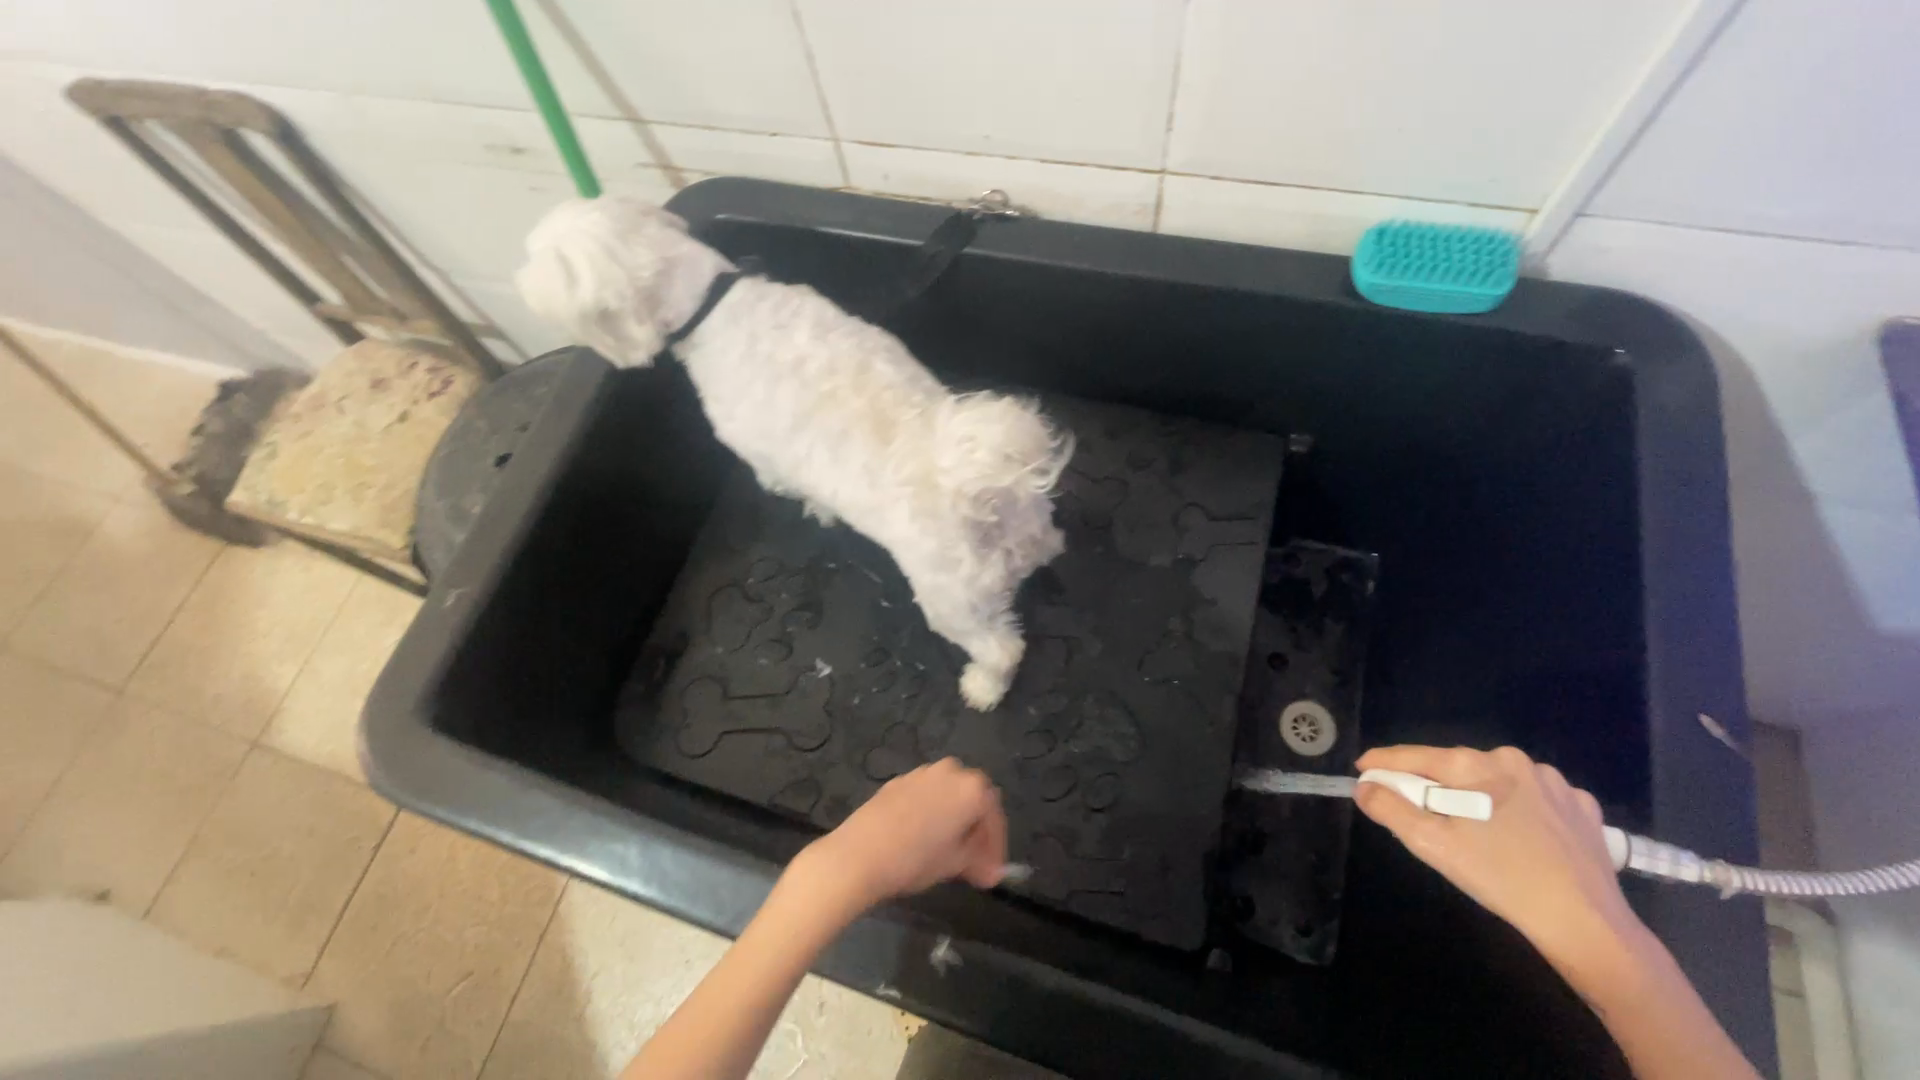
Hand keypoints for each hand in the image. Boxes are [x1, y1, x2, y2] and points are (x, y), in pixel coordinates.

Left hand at [795, 757, 1008, 913]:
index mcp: (971, 788)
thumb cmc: (914, 859)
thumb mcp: (954, 864)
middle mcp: (950, 772)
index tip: (991, 872)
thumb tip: (991, 872)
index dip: (995, 846)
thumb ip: (978, 861)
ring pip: (948, 796)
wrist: (857, 855)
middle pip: (973, 800)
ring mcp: (921, 773)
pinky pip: (926, 796)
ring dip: (954, 820)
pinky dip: (932, 814)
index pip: (994, 817)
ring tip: (949, 852)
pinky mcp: (897, 781)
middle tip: (974, 862)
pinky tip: (923, 839)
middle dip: (976, 831)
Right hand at [1354, 745, 1645, 976]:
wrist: (1584, 921)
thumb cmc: (1499, 878)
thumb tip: (1364, 786)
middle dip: (1434, 785)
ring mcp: (1554, 781)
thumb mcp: (1431, 845)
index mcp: (1474, 765)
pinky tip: (1522, 837)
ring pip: (1496, 781)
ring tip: (1477, 830)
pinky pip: (1535, 798)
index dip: (1383, 763)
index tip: (1363, 769)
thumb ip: (1389, 808)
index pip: (1414, 756)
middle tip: (1422, 814)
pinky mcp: (1582, 805)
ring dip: (1479, 796)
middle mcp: (1512, 759)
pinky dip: (1520, 810)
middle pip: (1456, 767)